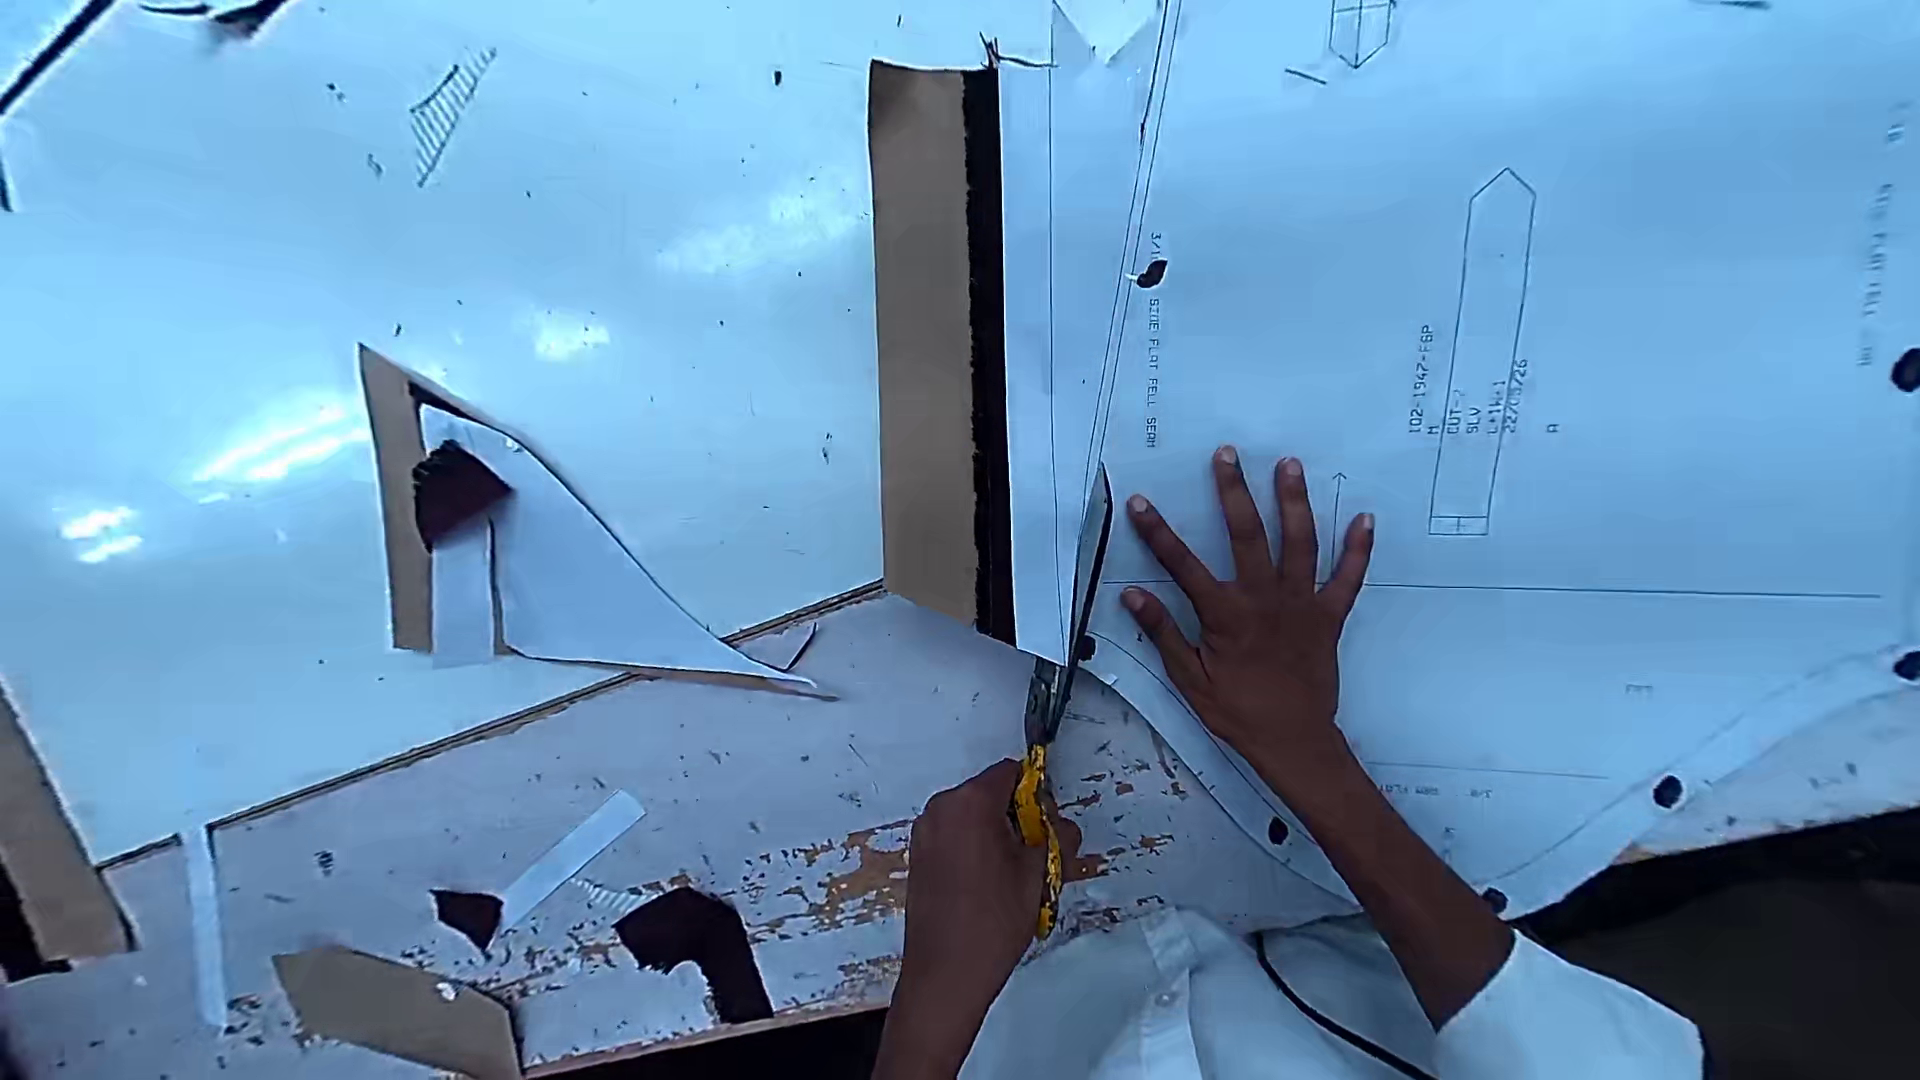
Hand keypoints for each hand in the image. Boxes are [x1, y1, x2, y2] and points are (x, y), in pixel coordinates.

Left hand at [874, 760, 1076, 1078]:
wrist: (944, 975)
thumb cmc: (995, 918)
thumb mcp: (1039, 874)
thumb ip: (1059, 836)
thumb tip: (1064, 824)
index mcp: (971, 801)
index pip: (1010, 772)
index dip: (1035, 792)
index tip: (1045, 825)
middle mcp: (942, 804)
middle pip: (989, 792)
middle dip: (1015, 814)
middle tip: (1031, 853)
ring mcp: (924, 828)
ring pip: (970, 813)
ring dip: (993, 830)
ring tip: (1008, 874)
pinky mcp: (916, 852)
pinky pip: (952, 832)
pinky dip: (971, 843)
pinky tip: (982, 883)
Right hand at [1120, 447, 1372, 796]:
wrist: (1294, 740)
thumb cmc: (1235, 709)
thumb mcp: (1188, 677)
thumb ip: (1163, 632)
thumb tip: (1132, 595)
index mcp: (1224, 614)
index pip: (1182, 564)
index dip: (1157, 532)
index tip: (1140, 502)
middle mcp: (1263, 598)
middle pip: (1246, 535)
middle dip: (1233, 492)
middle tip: (1227, 455)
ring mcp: (1301, 604)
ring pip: (1299, 543)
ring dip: (1293, 501)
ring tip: (1289, 464)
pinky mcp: (1329, 616)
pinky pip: (1347, 578)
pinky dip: (1358, 550)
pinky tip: (1365, 519)